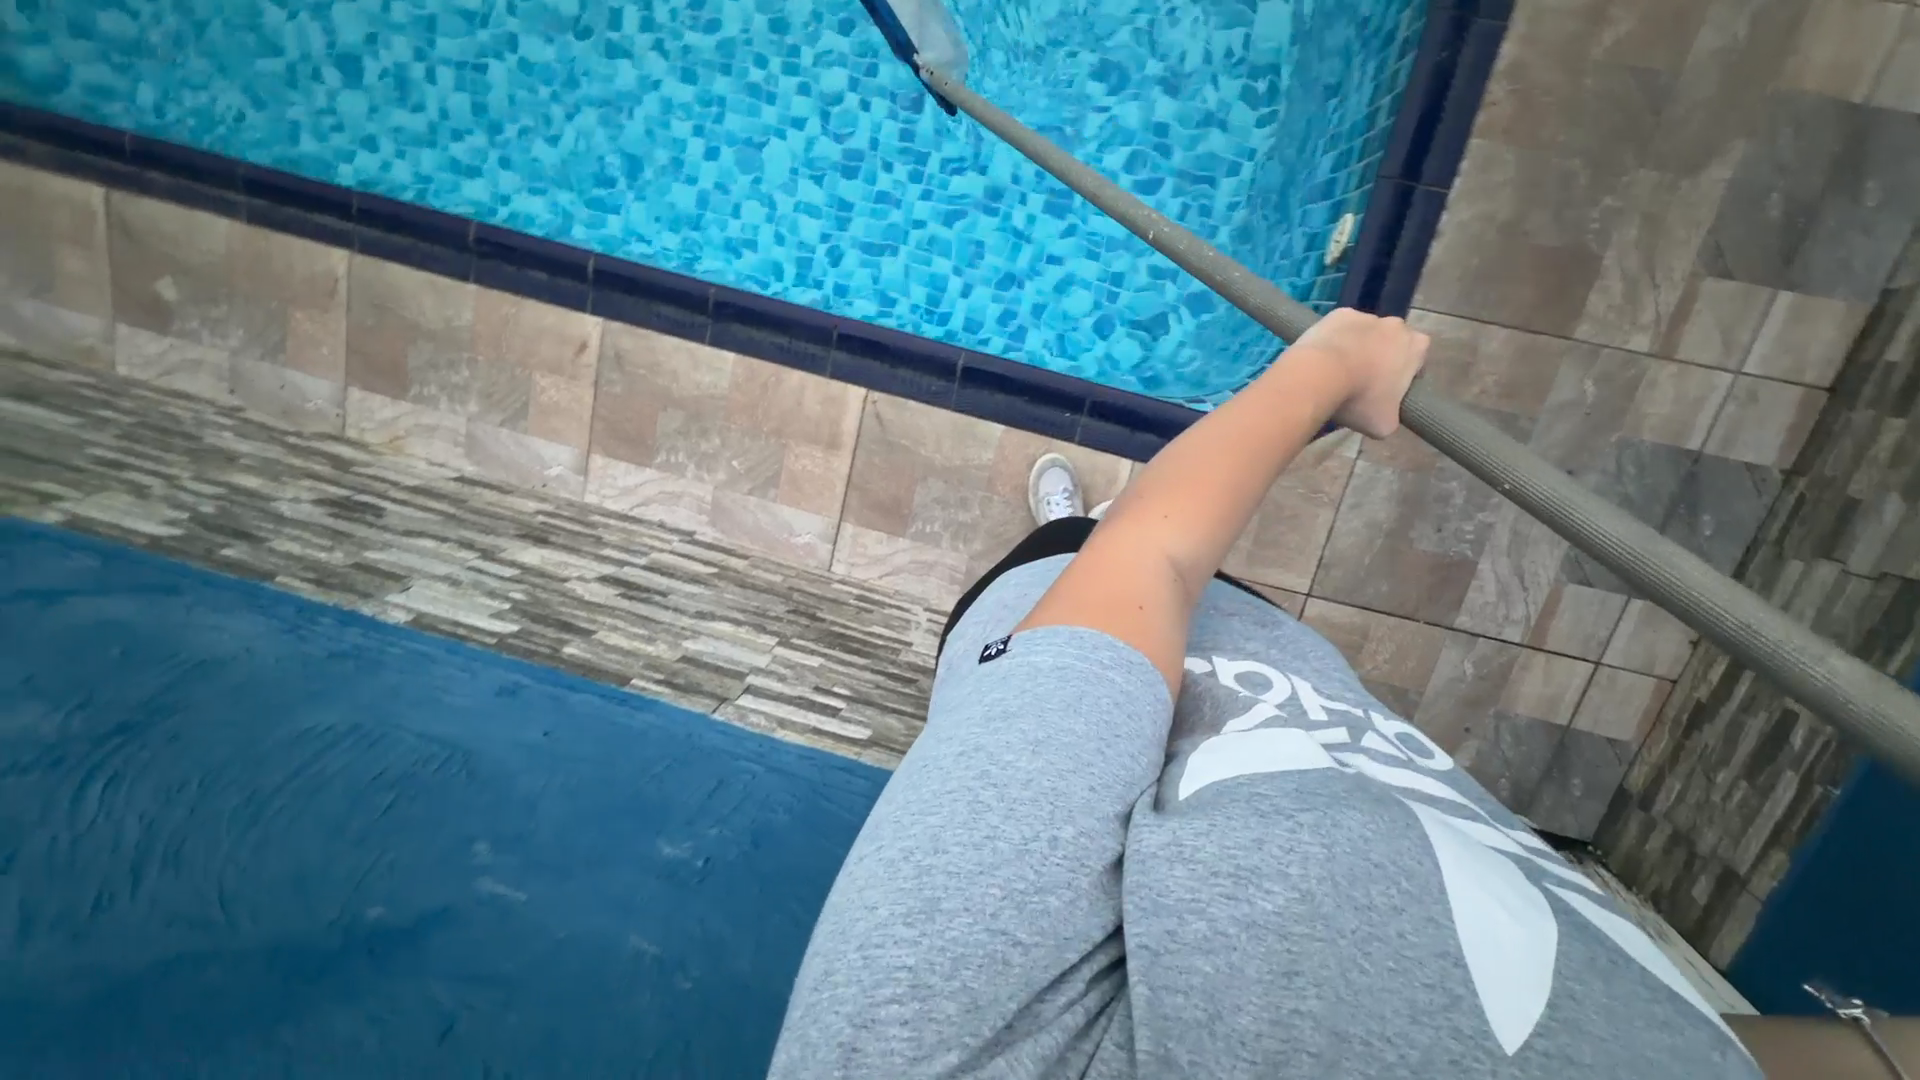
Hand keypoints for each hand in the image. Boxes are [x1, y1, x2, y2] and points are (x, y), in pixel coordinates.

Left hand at [1286, 308, 1429, 438]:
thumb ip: (1392, 417)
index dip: (1403, 377)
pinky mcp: (1337, 313)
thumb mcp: (1384, 423)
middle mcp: (1397, 324)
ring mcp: (1366, 315)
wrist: (1319, 374)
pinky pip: (1339, 329)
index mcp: (1418, 346)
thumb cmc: (1359, 400)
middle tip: (1359, 383)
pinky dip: (1333, 340)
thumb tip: (1384, 418)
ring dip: (1355, 349)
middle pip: (1390, 344)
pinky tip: (1321, 359)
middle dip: (1379, 360)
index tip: (1386, 393)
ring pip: (1364, 335)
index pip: (1417, 361)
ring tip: (1335, 372)